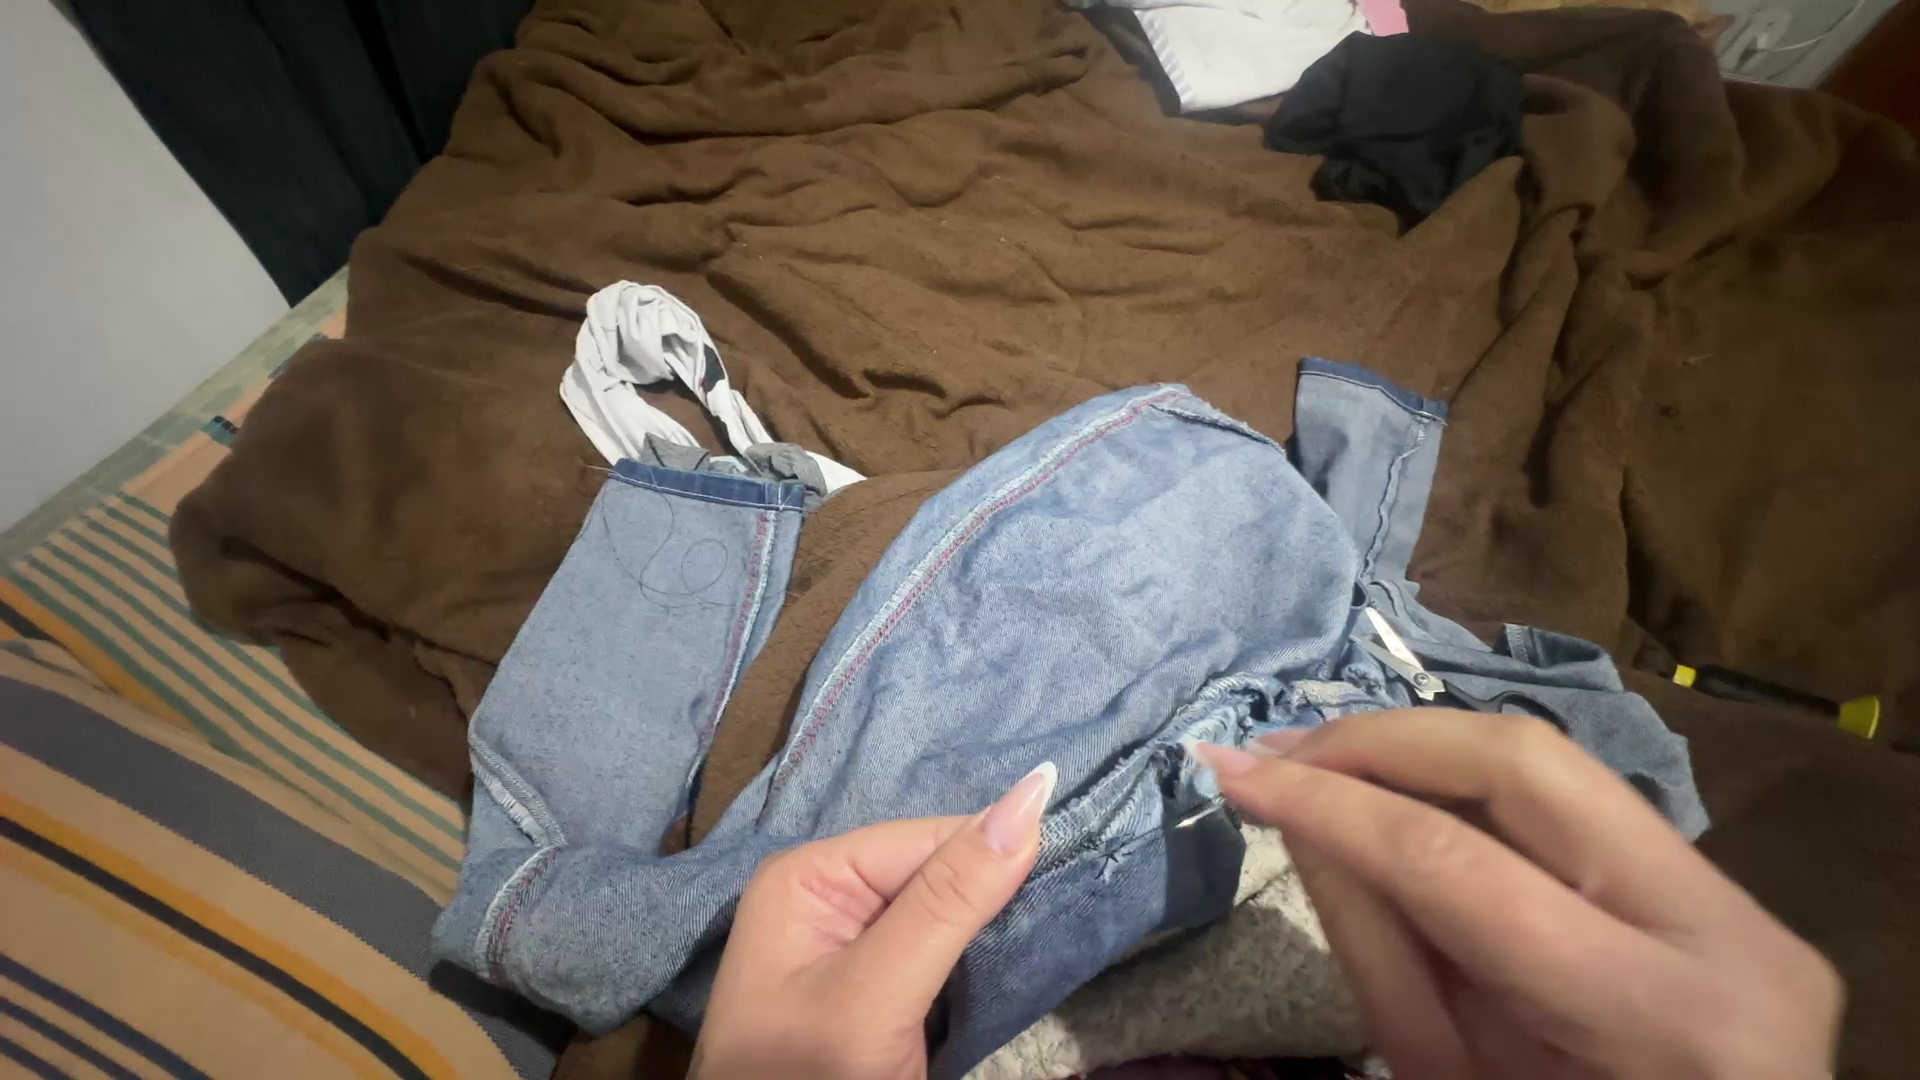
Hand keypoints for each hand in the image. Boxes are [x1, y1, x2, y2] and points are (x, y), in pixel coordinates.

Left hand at [691, 764, 1055, 1079]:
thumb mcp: (875, 995)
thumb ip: (949, 900)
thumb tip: (1029, 796)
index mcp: (811, 874)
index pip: (924, 839)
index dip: (991, 856)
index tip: (1061, 876)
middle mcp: (830, 893)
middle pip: (935, 867)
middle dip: (990, 888)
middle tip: (1055, 906)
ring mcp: (852, 940)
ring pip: (945, 905)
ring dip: (990, 921)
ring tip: (1041, 926)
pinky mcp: (877, 983)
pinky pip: (940, 943)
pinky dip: (977, 952)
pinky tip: (1008, 954)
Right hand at [1193, 709, 1840, 1079]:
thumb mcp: (1434, 1064)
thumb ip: (1364, 925)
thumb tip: (1292, 803)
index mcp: (1655, 1016)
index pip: (1448, 858)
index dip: (1323, 800)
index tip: (1228, 768)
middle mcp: (1718, 925)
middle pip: (1513, 758)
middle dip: (1374, 739)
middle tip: (1277, 752)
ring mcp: (1720, 888)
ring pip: (1530, 753)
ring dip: (1402, 742)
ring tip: (1308, 756)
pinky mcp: (1694, 870)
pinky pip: (1542, 788)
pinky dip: (1442, 770)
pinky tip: (1377, 777)